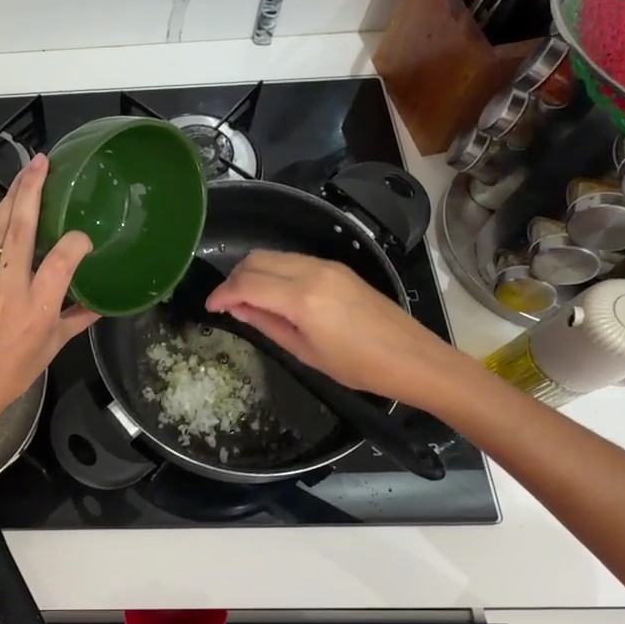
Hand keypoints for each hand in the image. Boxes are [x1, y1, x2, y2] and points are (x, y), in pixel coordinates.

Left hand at [0, 154, 99, 446]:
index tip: (84, 236)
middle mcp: (8, 286)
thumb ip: (78, 318)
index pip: (62, 259)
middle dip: (31, 190)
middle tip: (41, 163)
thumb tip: (101, 302)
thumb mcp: (53, 346)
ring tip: (25, 176)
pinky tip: (4, 211)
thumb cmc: (13, 371)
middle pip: (20, 226)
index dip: (76, 241)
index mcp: (37, 307)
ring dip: (10, 198)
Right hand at [204, 250, 473, 406]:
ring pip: (274, 256)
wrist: (414, 359)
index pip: (247, 283)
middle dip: (234, 278)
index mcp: (302, 298)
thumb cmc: (360, 368)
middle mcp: (312, 272)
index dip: (222, 293)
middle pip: (257, 260)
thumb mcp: (306, 353)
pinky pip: (294, 260)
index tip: (210, 307)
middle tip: (226, 303)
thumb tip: (239, 309)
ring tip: (247, 299)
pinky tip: (273, 294)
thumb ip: (268, 325)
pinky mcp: (338, 268)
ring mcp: (327, 266)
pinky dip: (274, 271)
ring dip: (253, 272)